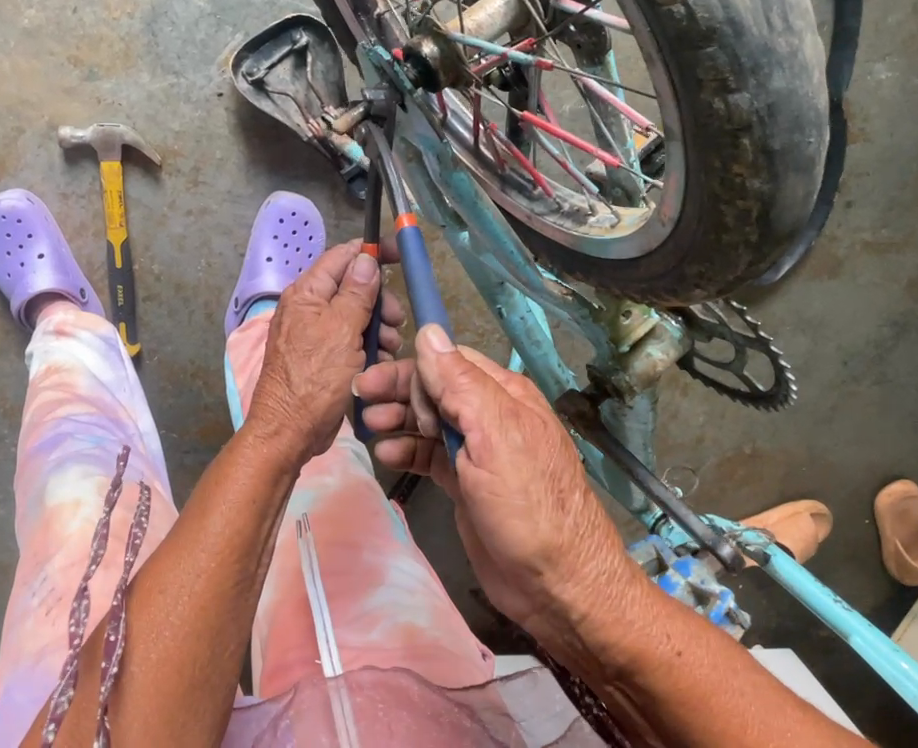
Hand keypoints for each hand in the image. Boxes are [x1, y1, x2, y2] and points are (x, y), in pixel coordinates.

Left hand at [247, 240, 407, 466]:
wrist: (289, 430)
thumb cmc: (315, 378)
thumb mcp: (342, 330)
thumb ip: (356, 292)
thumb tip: (366, 258)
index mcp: (307, 292)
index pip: (342, 256)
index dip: (372, 252)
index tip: (402, 256)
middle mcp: (308, 307)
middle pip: (352, 286)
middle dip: (379, 299)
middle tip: (396, 320)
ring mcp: (313, 332)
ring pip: (355, 314)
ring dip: (377, 326)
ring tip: (388, 346)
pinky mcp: (321, 356)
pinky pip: (349, 339)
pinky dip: (367, 345)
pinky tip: (380, 360)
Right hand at [354, 325, 634, 643]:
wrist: (557, 586)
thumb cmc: (528, 506)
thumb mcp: (495, 436)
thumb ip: (460, 383)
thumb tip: (428, 331)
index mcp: (504, 396)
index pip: (449, 362)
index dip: (413, 368)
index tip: (377, 380)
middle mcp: (490, 417)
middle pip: (435, 390)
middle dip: (398, 390)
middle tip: (360, 397)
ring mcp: (477, 452)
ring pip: (429, 422)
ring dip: (398, 419)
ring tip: (368, 426)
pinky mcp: (465, 484)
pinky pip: (429, 455)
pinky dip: (406, 451)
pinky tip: (386, 455)